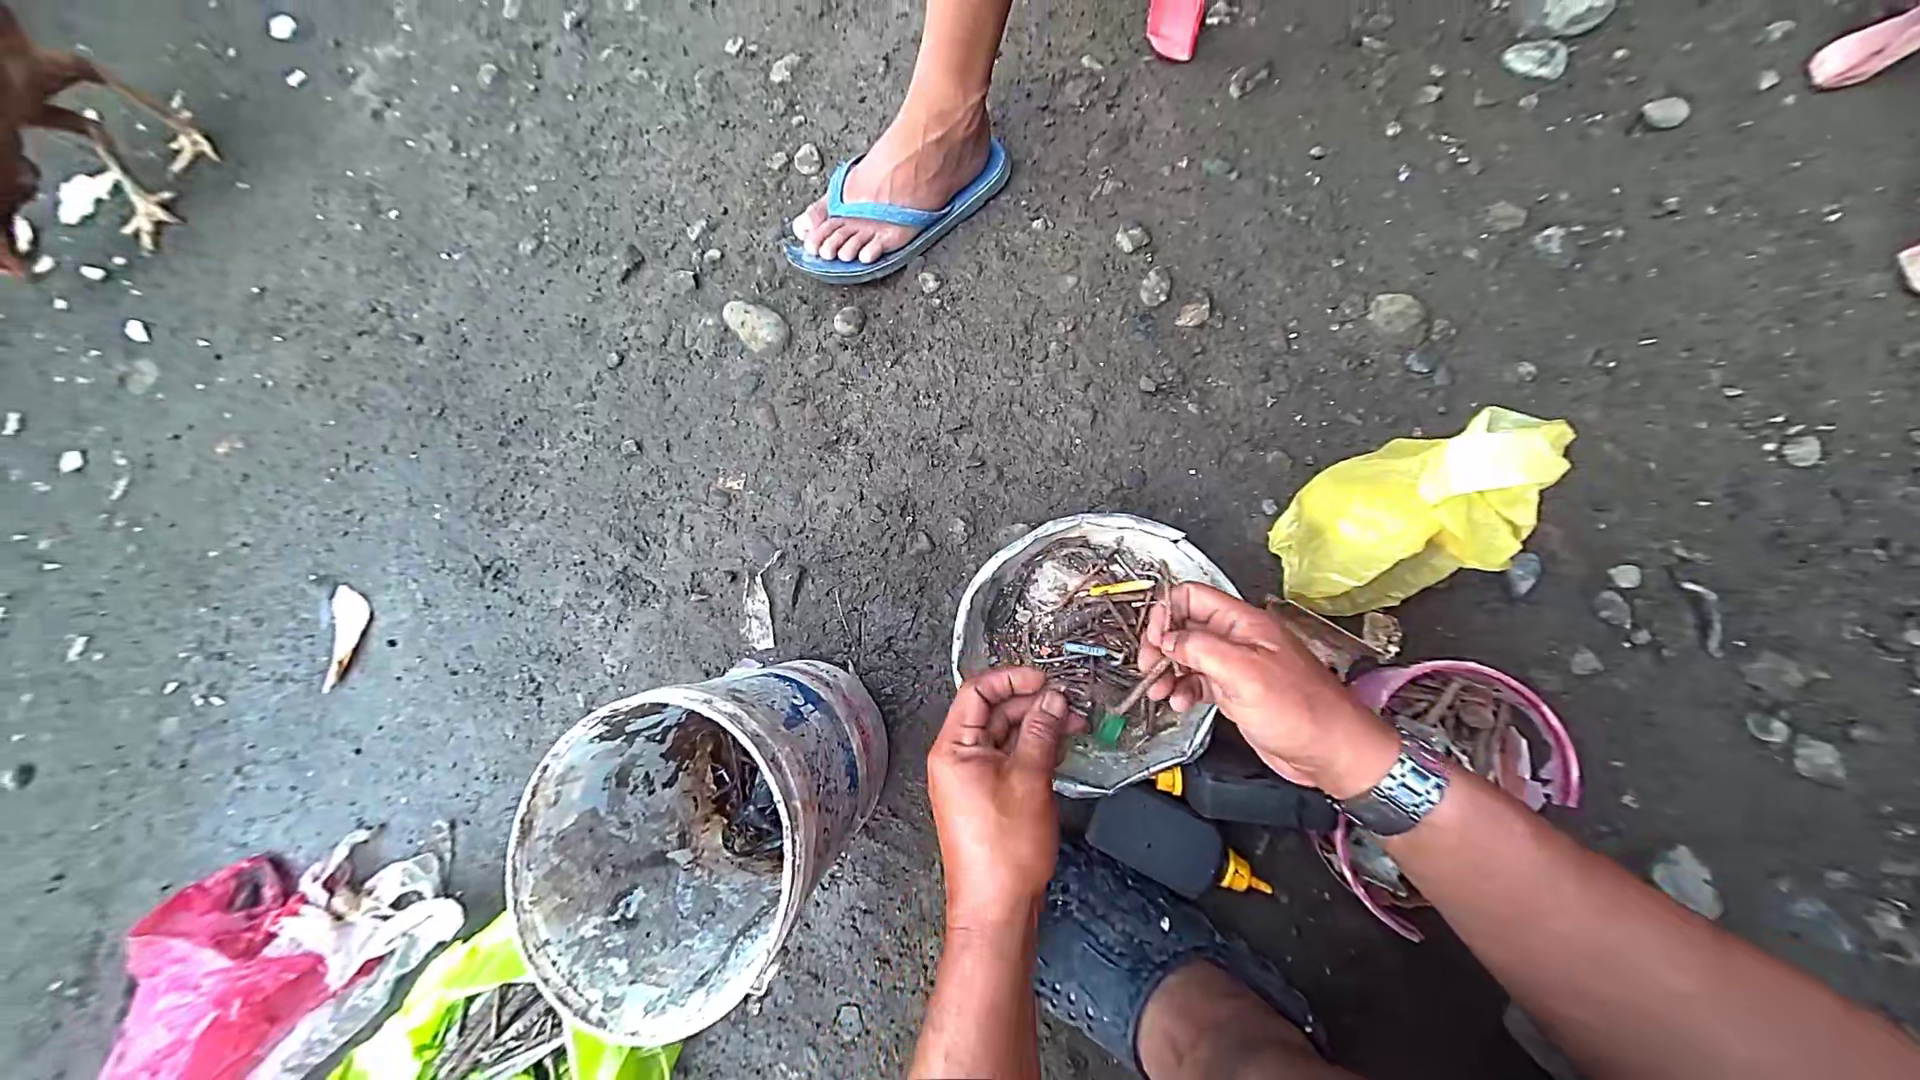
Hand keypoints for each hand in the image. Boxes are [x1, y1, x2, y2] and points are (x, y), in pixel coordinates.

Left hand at [927, 667, 1084, 930]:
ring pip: (1006, 734)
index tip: (1042, 679)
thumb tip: (1053, 700)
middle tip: (1066, 703)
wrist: (997, 908)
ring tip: (1071, 723)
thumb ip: (1042, 732)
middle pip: (994, 711)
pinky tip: (1059, 746)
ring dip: (1038, 725)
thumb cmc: (1002, 855)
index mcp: (953, 748)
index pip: (977, 692)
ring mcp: (973, 776)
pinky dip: (1035, 747)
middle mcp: (958, 758)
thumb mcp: (1029, 779)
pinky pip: (1011, 756)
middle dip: (1032, 703)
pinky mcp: (989, 792)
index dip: (1012, 679)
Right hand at [1138, 584, 1401, 798]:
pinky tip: (1179, 701)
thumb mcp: (1245, 673)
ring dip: (1167, 670)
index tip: (1155, 638)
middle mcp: (1237, 640)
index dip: (1167, 612)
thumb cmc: (1305, 713)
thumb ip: (1201, 649)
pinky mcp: (1233, 690)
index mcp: (1244, 623)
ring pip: (1186, 655)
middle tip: (1150, 664)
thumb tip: (1169, 640)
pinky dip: (1181, 689)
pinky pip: (1196, 681)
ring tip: (1159, 688)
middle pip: (1184, 625)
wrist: (1332, 753)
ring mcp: (1235, 665)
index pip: (1192, 596)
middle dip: (1161, 644)